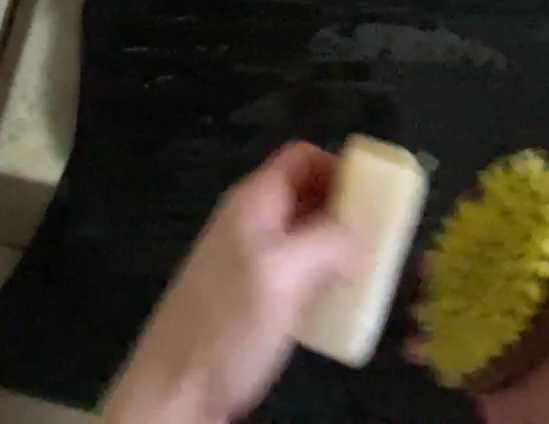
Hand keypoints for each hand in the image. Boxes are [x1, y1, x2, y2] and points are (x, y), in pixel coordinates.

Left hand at [101, 142, 362, 423]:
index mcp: (254, 200)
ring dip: (334, 246)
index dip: (337, 167)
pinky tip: (332, 304)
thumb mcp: (283, 275)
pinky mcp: (248, 294)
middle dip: (342, 208)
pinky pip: (295, 269)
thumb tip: (360, 240)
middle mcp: (250, 220)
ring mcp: (246, 257)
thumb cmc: (227, 324)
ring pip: (302, 233)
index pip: (301, 157)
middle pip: (305, 192)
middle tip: (375, 237)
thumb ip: (326, 244)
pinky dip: (318, 276)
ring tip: (363, 271)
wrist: (172, 391)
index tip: (370, 198)